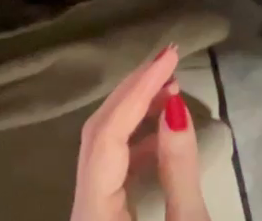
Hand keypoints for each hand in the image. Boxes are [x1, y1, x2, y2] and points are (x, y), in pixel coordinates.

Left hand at [71, 45, 209, 220]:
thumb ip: (179, 169)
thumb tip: (176, 106)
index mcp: (93, 213)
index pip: (108, 135)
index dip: (139, 90)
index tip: (171, 56)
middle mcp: (81, 208)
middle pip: (98, 135)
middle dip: (134, 93)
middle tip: (169, 61)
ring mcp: (90, 212)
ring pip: (103, 149)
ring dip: (136, 114)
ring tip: (172, 89)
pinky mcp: (103, 216)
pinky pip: (112, 167)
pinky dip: (137, 140)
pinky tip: (164, 130)